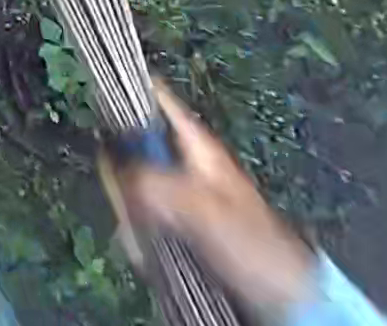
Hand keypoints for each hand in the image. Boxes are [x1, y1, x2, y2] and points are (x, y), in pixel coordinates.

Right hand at [117, 81, 318, 321]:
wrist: (288, 298)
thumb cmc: (251, 241)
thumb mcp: (200, 205)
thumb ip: (154, 181)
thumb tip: (113, 167)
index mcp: (194, 143)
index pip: (156, 97)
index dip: (128, 88)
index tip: (98, 93)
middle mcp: (186, 160)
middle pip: (137, 144)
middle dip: (122, 173)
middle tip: (122, 200)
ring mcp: (185, 192)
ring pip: (138, 184)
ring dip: (130, 209)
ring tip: (136, 240)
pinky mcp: (184, 223)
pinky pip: (147, 215)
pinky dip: (140, 232)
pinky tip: (142, 251)